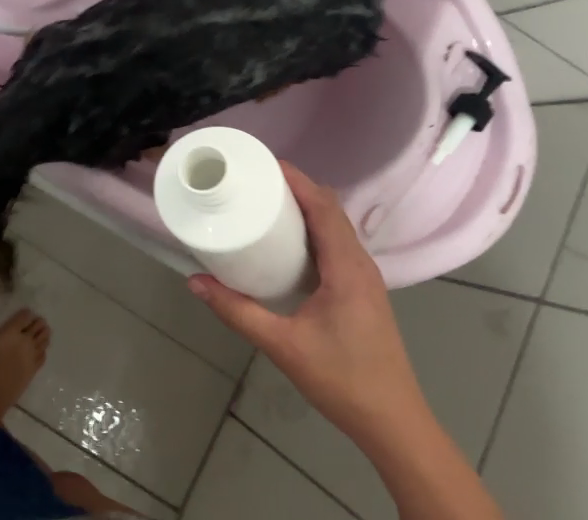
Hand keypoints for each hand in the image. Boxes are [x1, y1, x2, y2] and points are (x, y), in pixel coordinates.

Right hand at [188, 161, 425, 438]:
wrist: (393, 422)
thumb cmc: (341, 380)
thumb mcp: (282, 345)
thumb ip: (237, 312)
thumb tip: (194, 282)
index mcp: (347, 267)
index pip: (323, 206)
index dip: (296, 179)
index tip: (262, 164)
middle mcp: (361, 264)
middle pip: (331, 209)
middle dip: (296, 189)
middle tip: (255, 182)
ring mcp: (366, 279)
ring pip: (337, 227)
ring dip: (306, 209)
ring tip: (266, 205)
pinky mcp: (363, 293)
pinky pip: (338, 246)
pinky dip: (314, 231)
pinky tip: (287, 245)